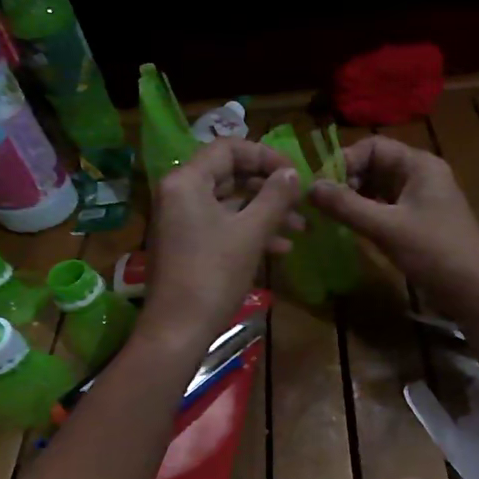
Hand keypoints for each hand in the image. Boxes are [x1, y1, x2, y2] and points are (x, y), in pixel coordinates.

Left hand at [144, 139, 302, 345]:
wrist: (178, 329)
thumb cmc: (214, 275)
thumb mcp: (250, 233)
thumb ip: (274, 197)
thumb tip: (292, 174)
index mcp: (186, 181)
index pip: (229, 148)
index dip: (265, 156)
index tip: (295, 174)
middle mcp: (177, 194)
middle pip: (228, 175)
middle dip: (268, 189)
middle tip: (301, 201)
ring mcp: (179, 222)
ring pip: (228, 204)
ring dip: (264, 213)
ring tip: (299, 228)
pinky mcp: (184, 246)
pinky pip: (219, 226)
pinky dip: (247, 232)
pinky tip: (279, 249)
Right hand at [309, 135, 478, 319]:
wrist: (473, 290)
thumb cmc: (434, 251)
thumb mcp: (386, 228)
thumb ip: (347, 206)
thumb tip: (309, 187)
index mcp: (419, 165)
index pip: (373, 146)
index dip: (344, 162)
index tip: (321, 187)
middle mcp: (419, 176)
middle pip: (373, 166)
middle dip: (345, 182)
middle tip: (321, 206)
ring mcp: (418, 200)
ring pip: (376, 189)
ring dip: (352, 200)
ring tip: (328, 218)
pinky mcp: (415, 223)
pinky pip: (382, 209)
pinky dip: (363, 215)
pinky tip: (347, 229)